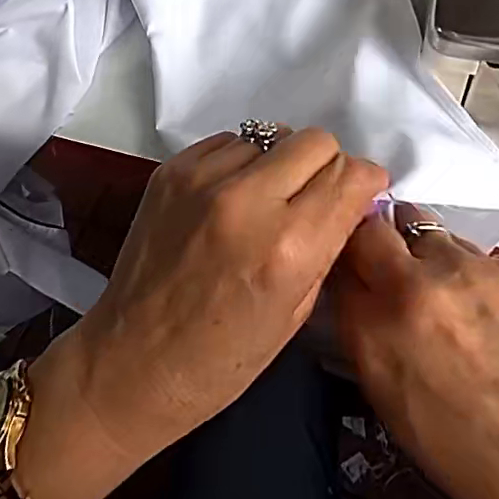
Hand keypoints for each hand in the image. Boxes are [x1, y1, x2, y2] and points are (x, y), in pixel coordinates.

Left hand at [16, 128, 387, 498]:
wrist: (132, 363)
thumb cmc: (224, 358)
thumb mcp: (298, 311)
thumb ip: (329, 243)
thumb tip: (351, 200)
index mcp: (289, 247)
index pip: (351, 175)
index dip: (365, 183)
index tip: (360, 195)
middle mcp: (248, 201)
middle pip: (316, 142)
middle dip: (328, 166)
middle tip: (315, 197)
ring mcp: (203, 181)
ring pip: (272, 135)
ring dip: (282, 163)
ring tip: (267, 200)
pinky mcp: (171, 172)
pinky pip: (230, 142)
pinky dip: (243, 162)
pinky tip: (233, 197)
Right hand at [331, 205, 498, 498]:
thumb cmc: (486, 464)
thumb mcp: (396, 409)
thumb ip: (370, 343)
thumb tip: (361, 307)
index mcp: (374, 339)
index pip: (334, 269)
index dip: (340, 268)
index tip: (347, 272)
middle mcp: (413, 294)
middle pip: (369, 227)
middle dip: (369, 236)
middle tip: (380, 256)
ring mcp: (463, 273)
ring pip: (419, 228)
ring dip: (417, 248)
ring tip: (435, 285)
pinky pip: (463, 246)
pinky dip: (458, 262)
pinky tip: (475, 300)